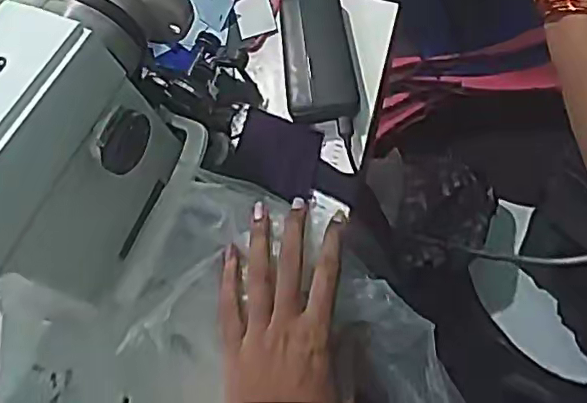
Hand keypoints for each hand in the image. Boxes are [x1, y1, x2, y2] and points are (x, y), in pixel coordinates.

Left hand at [220, 200, 344, 402]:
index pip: (327, 279)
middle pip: (291, 268)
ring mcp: (256, 332)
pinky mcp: (232, 346)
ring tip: (259, 210)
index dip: (333, 246)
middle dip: (295, 232)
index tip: (337, 220)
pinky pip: (229, 306)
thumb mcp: (341, 395)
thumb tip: (358, 328)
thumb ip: (349, 359)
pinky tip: (228, 252)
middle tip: (296, 202)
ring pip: (258, 277)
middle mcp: (284, 325)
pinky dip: (228, 276)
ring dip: (260, 241)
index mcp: (314, 335)